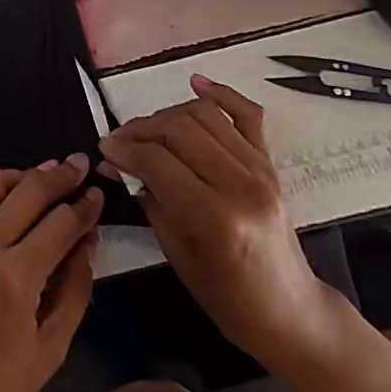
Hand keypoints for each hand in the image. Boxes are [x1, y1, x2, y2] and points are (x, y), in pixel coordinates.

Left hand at [0, 155, 100, 391]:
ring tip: (48, 178)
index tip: (101, 194)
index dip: (86, 205)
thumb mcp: (53, 346)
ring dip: (24, 175)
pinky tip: (10, 197)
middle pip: (29, 189)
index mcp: (16, 277)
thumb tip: (88, 241)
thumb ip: (76, 286)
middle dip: (60, 174)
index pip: (61, 222)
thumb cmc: (0, 387)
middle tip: (82, 165)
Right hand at [98, 75, 342, 368]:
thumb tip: (116, 164)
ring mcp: (261, 169)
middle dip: (142, 129)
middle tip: (119, 139)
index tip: (103, 147)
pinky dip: (222, 93)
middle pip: (180, 131)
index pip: (159, 162)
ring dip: (169, 114)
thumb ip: (149, 201)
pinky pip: (248, 115)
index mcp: (215, 217)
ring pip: (207, 116)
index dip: (125, 149)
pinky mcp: (271, 163)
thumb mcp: (177, 255)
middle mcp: (241, 184)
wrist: (287, 309)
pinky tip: (196, 83)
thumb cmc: (227, 298)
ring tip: (145, 128)